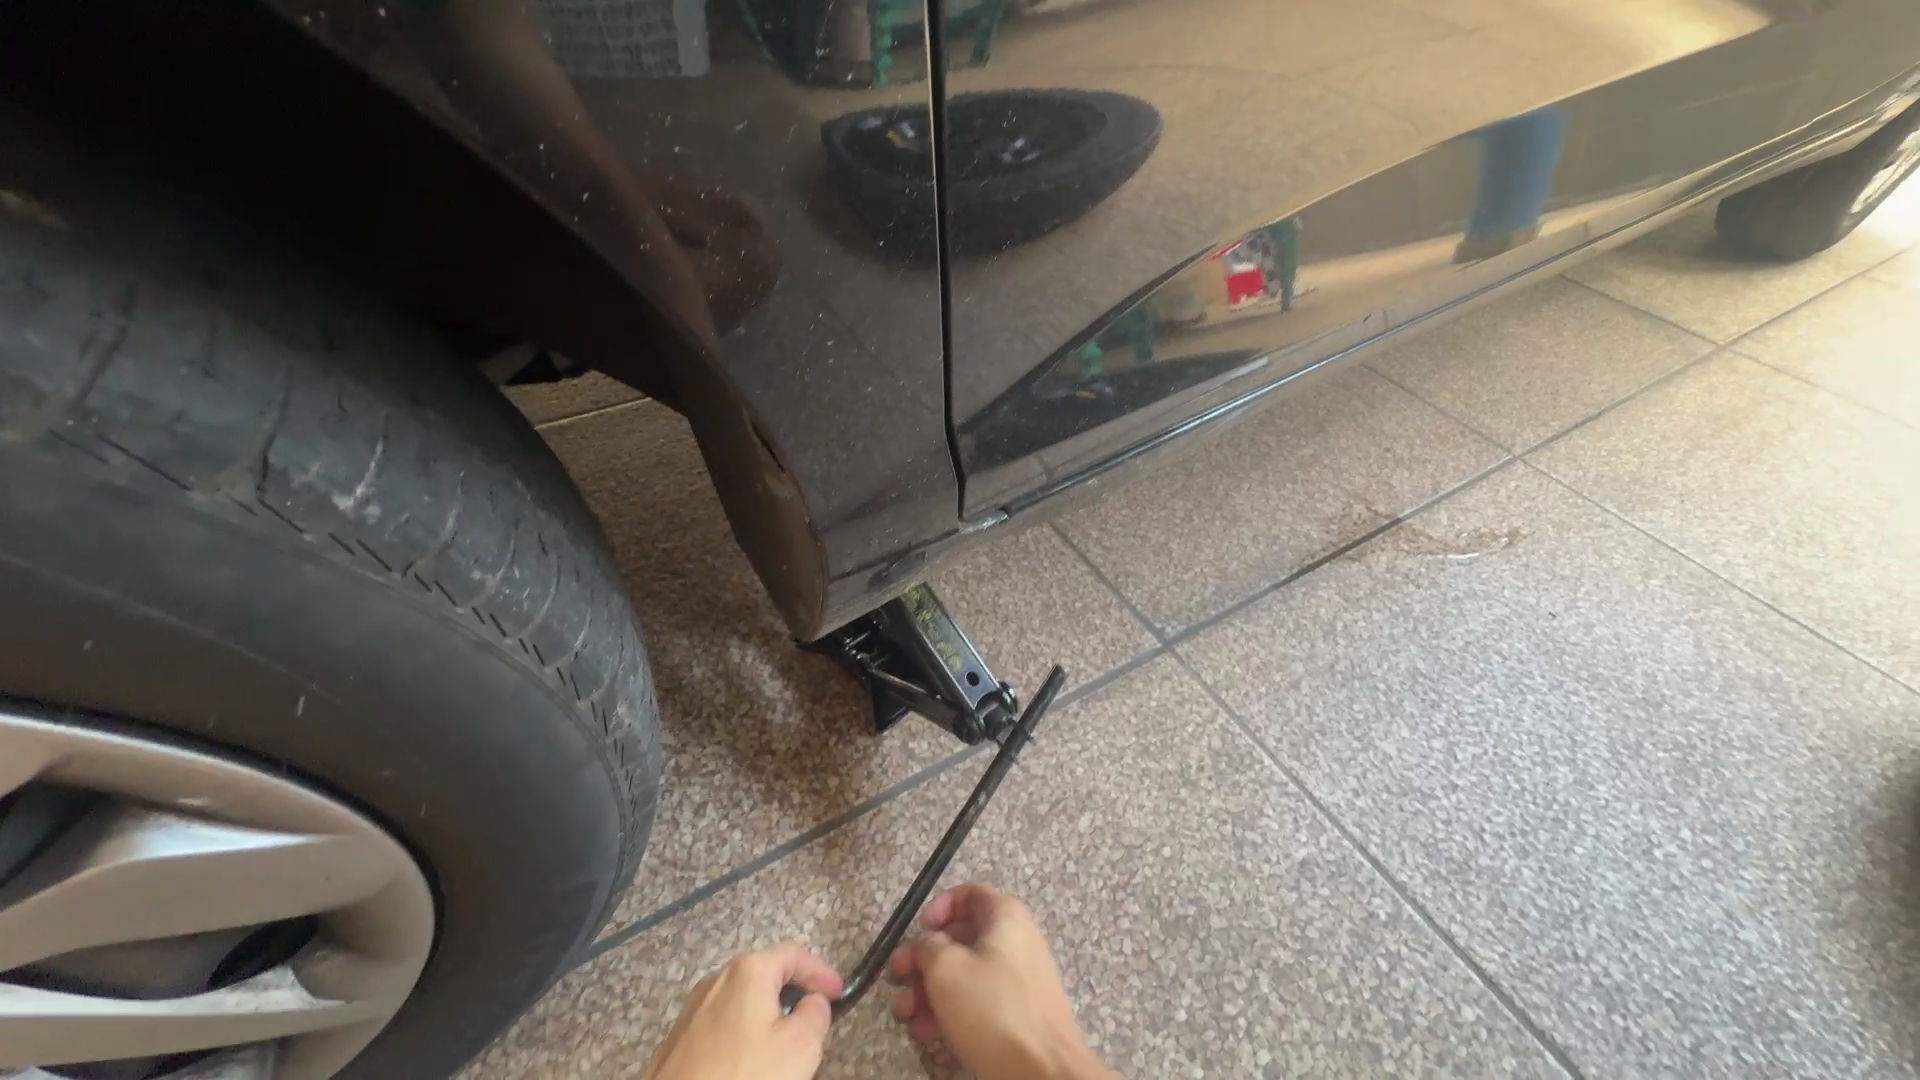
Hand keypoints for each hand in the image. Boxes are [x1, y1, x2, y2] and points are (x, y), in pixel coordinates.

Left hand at [642, 944, 842, 1079]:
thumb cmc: (744, 1077)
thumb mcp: (800, 1047)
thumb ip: (816, 1014)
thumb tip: (811, 1002)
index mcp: (747, 971)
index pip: (794, 955)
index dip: (821, 972)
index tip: (840, 993)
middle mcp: (717, 980)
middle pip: (766, 976)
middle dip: (794, 994)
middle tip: (816, 1020)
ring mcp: (693, 1010)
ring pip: (744, 1003)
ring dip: (769, 1018)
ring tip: (786, 1048)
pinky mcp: (678, 1042)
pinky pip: (723, 1026)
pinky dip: (745, 1036)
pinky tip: (750, 1065)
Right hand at [887, 884, 1113, 1079]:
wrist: (1045, 1071)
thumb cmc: (993, 1008)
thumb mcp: (947, 969)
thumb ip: (928, 946)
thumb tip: (928, 944)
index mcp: (1005, 916)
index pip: (970, 893)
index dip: (939, 906)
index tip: (918, 929)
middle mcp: (1015, 940)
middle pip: (961, 937)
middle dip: (924, 958)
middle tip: (897, 979)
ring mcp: (1018, 978)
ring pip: (966, 973)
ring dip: (930, 990)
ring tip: (906, 1015)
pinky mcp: (1018, 1012)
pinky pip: (979, 1000)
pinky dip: (951, 1010)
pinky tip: (928, 1033)